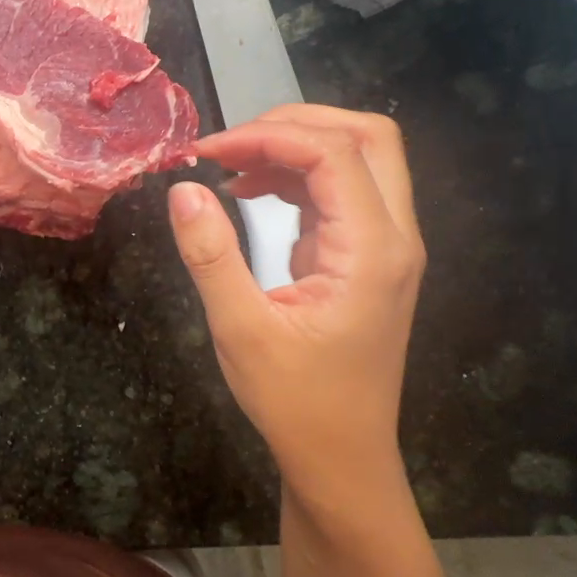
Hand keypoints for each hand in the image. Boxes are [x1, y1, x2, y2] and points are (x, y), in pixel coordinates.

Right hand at [167, 105, 425, 493]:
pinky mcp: (366, 257)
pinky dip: (296, 176)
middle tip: (227, 143)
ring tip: (229, 165)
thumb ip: (211, 254)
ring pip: (359, 158)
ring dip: (294, 146)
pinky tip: (249, 192)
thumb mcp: (240, 328)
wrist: (339, 453)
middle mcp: (393, 237)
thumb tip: (182, 189)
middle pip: (367, 138)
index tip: (204, 153)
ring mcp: (386, 247)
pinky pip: (342, 190)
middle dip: (294, 123)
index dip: (267, 136)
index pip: (334, 154)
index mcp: (370, 251)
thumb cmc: (294, 398)